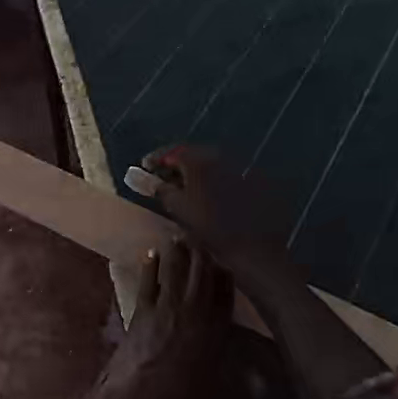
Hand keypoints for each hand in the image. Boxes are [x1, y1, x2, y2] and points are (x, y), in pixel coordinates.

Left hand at [86, 241, 231, 398]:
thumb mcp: (210, 386)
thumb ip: (220, 363)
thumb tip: (239, 363)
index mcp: (216, 333)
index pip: (225, 297)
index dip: (226, 279)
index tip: (226, 266)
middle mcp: (194, 313)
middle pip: (202, 276)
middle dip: (204, 255)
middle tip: (203, 239)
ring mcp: (167, 307)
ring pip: (176, 271)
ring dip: (179, 252)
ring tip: (181, 237)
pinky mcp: (143, 308)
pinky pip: (149, 279)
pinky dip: (151, 264)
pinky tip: (152, 252)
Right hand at [144, 146, 293, 287]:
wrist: (255, 248)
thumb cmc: (211, 228)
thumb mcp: (179, 209)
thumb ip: (160, 189)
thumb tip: (142, 177)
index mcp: (198, 160)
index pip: (171, 151)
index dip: (155, 159)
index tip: (144, 167)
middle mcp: (218, 156)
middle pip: (191, 155)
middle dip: (175, 164)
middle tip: (162, 178)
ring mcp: (237, 167)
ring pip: (208, 164)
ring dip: (194, 172)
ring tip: (183, 188)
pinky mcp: (251, 179)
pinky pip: (224, 173)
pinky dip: (212, 179)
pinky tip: (208, 195)